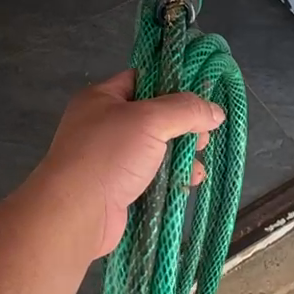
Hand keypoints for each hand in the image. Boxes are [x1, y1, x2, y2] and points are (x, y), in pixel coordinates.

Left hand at [30, 69, 224, 256]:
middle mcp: (104, 124)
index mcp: (102, 98)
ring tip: (199, 162)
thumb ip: (186, 110)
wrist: (76, 213)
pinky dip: (171, 176)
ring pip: (156, 149)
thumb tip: (216, 112)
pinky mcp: (119, 187)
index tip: (202, 96)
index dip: (173, 84)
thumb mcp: (150, 120)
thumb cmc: (109, 155)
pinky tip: (190, 181)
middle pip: (154, 117)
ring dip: (182, 154)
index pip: (143, 79)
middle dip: (183, 126)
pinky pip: (152, 175)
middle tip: (203, 136)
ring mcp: (111, 158)